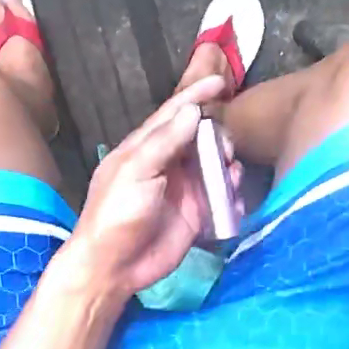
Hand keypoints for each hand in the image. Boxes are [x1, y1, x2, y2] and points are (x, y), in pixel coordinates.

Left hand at [56, 76, 241, 301]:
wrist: (114, 268)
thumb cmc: (116, 213)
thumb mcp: (136, 171)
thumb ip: (165, 141)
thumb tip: (193, 110)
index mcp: (146, 147)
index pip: (175, 113)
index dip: (196, 95)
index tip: (219, 81)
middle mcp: (168, 163)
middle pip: (202, 138)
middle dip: (219, 138)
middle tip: (225, 151)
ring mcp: (184, 188)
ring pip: (216, 166)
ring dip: (229, 167)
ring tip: (231, 177)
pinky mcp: (197, 213)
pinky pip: (222, 197)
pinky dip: (233, 196)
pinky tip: (235, 203)